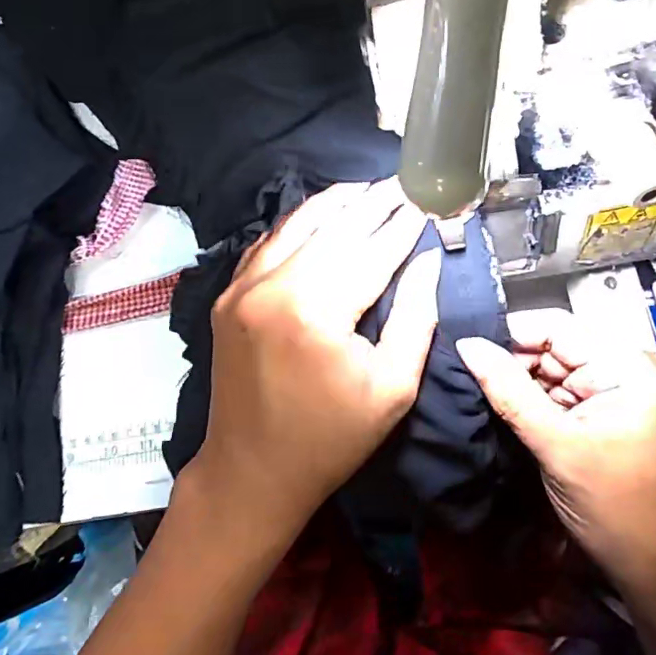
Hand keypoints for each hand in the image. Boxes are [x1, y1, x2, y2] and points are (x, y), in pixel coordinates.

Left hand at [191, 181, 441, 543]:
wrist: (252, 470)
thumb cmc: (332, 438)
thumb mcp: (393, 387)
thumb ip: (416, 315)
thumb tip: (427, 259)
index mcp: (317, 312)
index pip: (373, 251)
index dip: (405, 224)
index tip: (427, 200)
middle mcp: (273, 287)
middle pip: (336, 229)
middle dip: (374, 203)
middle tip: (403, 184)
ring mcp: (243, 288)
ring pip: (298, 226)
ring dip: (335, 204)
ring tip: (368, 189)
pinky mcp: (228, 296)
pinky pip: (267, 243)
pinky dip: (298, 224)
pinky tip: (321, 214)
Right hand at [457, 312, 655, 606]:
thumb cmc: (621, 513)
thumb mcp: (557, 446)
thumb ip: (509, 391)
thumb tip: (468, 346)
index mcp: (632, 367)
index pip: (559, 327)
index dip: (510, 334)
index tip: (466, 347)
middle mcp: (631, 371)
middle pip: (556, 348)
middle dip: (513, 363)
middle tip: (468, 377)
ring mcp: (622, 394)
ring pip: (555, 373)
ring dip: (522, 385)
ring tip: (483, 395)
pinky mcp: (610, 416)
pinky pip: (564, 396)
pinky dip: (537, 404)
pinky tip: (509, 412)